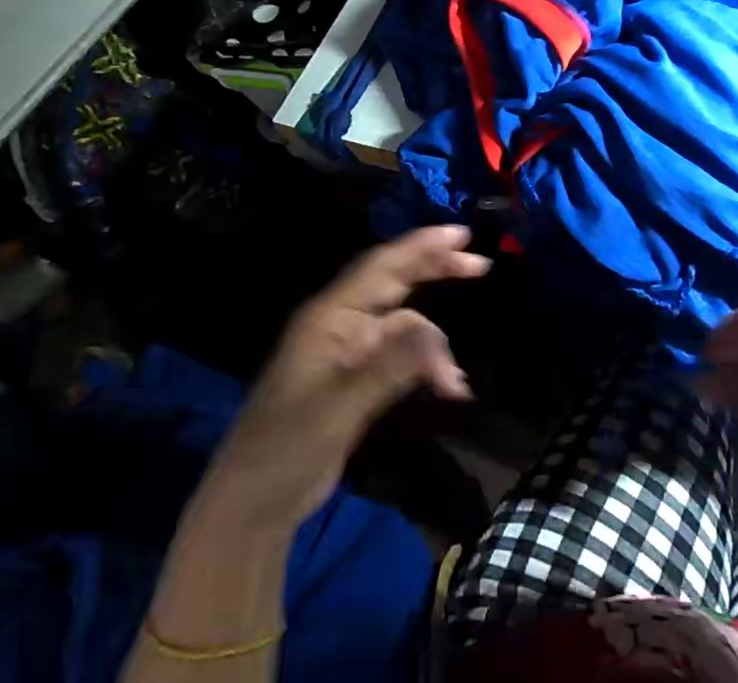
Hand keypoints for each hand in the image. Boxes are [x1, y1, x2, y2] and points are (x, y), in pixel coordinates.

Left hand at [203, 225, 490, 526]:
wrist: (256, 502)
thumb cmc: (287, 446)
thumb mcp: (340, 406)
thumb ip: (391, 366)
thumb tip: (440, 337)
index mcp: (329, 318)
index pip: (381, 268)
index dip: (421, 246)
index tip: (463, 235)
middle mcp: (341, 325)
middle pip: (396, 283)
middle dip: (437, 270)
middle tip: (481, 265)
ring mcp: (351, 351)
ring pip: (407, 326)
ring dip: (436, 346)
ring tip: (455, 384)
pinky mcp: (359, 377)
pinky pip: (404, 354)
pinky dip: (427, 363)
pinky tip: (447, 386)